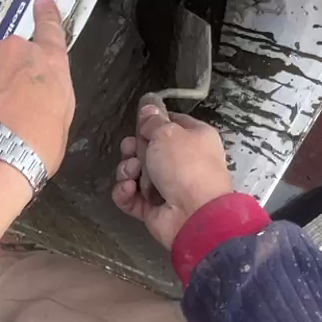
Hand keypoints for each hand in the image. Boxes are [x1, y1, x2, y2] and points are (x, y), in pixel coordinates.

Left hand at [0, 0, 75, 201]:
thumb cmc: (33, 147)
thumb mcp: (62, 119)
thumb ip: (52, 91)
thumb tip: (39, 89)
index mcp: (48, 62)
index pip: (50, 28)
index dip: (47, 14)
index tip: (43, 1)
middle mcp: (16, 50)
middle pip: (12, 54)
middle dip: (9, 73)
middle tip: (8, 106)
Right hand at [111, 96, 233, 248]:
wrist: (193, 214)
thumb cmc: (185, 165)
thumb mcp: (168, 133)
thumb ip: (153, 121)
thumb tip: (148, 108)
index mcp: (195, 139)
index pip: (172, 123)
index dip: (154, 122)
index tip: (139, 122)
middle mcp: (183, 162)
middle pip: (149, 149)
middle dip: (133, 149)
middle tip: (129, 149)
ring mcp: (167, 187)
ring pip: (136, 173)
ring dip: (127, 170)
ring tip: (132, 173)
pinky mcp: (153, 208)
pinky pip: (131, 196)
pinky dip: (125, 192)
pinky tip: (128, 189)